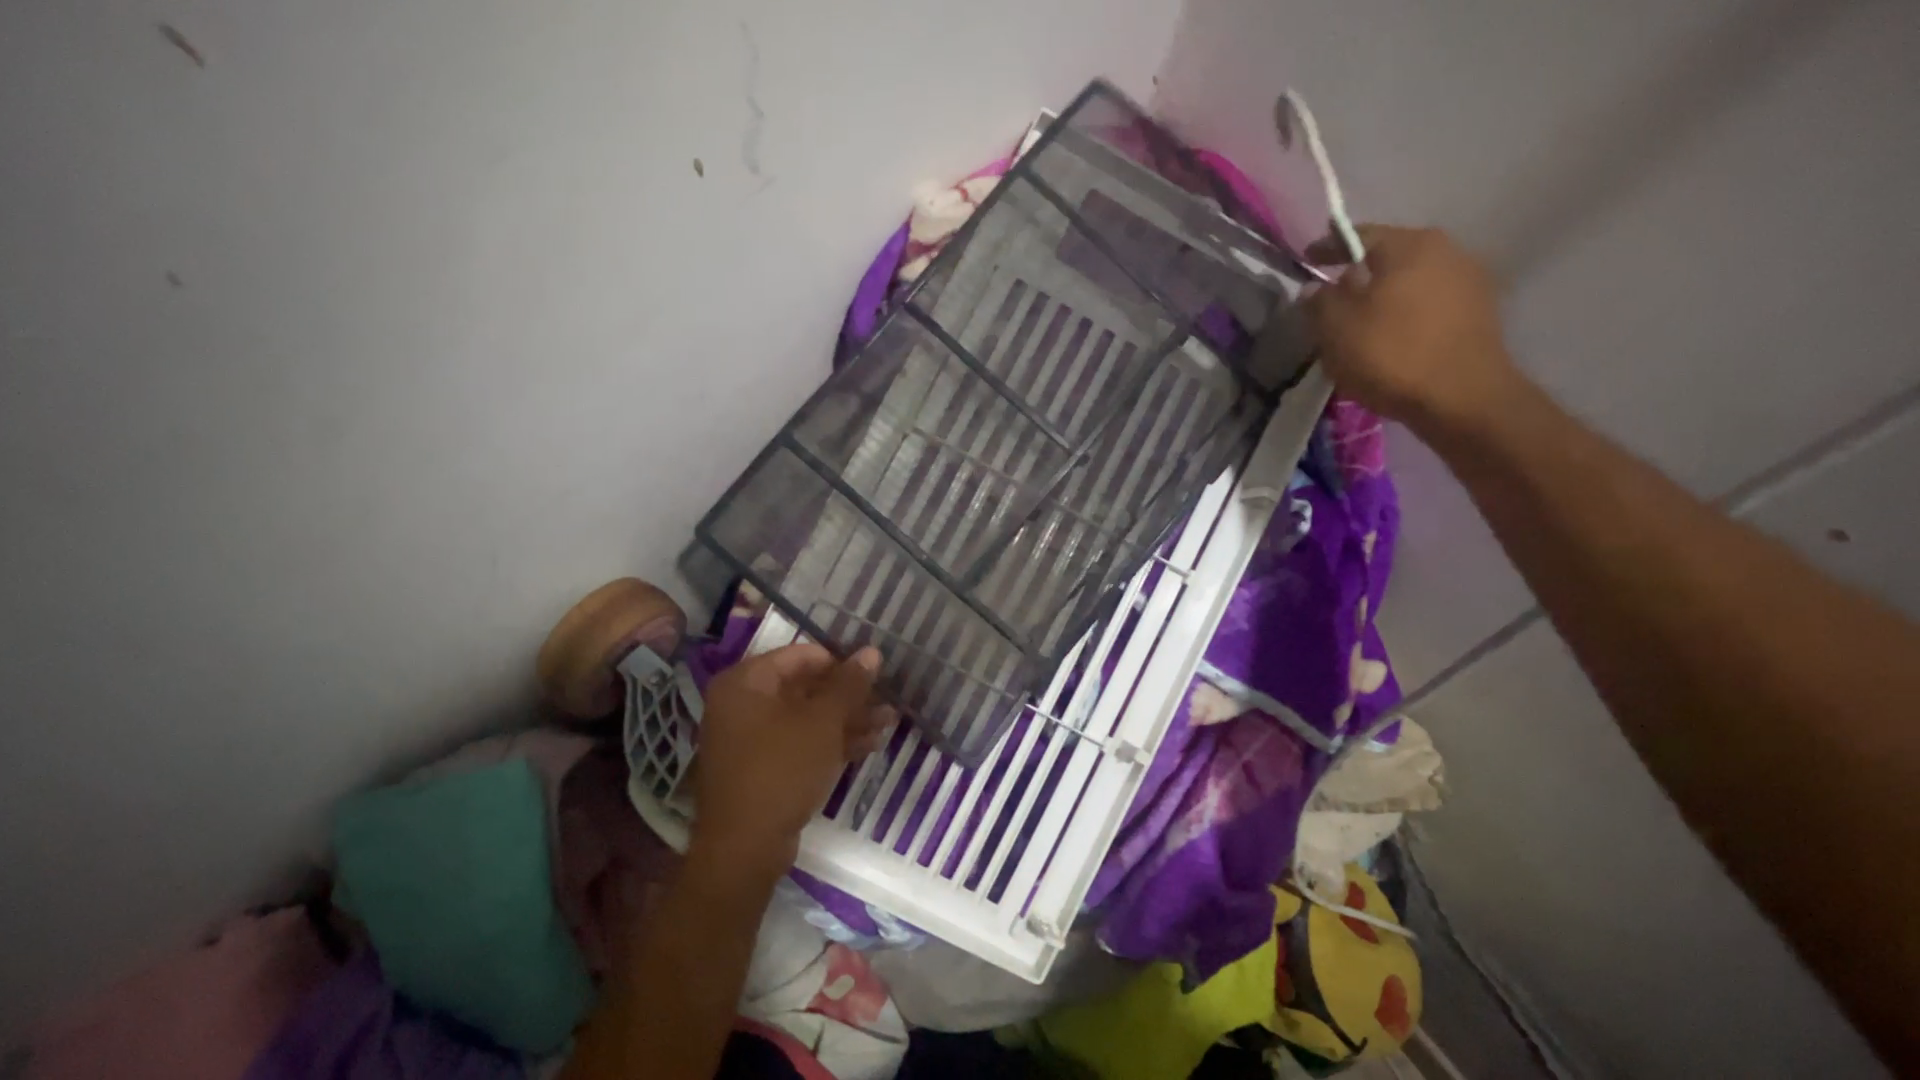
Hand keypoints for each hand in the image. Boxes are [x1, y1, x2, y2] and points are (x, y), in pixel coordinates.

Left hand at [692, 644, 894, 871]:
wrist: (744, 846)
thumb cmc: (781, 769)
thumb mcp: (822, 722)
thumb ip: (848, 685)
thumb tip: (871, 652)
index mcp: (746, 682)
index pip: (800, 656)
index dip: (840, 662)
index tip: (873, 673)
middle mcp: (742, 704)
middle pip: (804, 687)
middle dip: (848, 695)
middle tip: (886, 699)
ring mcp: (750, 738)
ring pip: (806, 718)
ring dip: (846, 719)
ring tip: (889, 722)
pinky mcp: (761, 768)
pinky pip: (799, 744)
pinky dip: (830, 742)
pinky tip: (870, 744)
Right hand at [1304, 225, 1520, 432]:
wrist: (1464, 400)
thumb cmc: (1392, 355)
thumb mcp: (1336, 328)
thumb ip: (1319, 301)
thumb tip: (1316, 288)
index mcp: (1410, 244)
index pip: (1358, 235)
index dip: (1327, 248)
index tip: (1307, 261)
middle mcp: (1447, 251)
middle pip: (1389, 258)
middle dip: (1359, 276)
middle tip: (1333, 300)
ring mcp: (1470, 282)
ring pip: (1411, 283)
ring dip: (1385, 299)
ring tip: (1362, 325)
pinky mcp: (1480, 315)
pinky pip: (1430, 307)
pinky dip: (1407, 317)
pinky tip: (1393, 341)